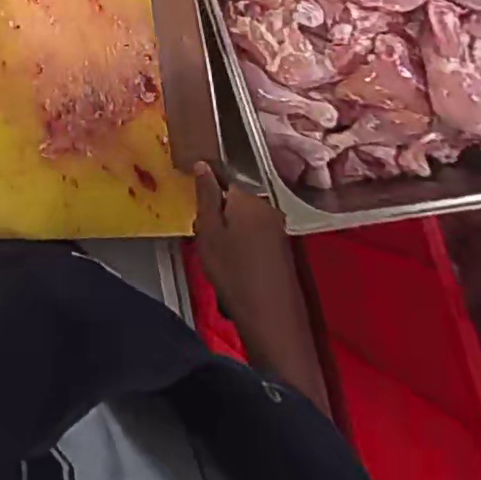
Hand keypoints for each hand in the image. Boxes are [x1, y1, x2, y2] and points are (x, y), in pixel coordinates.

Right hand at [192, 163, 291, 321]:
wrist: (269, 314)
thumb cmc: (232, 270)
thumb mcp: (208, 231)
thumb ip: (206, 196)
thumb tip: (203, 165)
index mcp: (248, 199)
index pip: (223, 181)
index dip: (207, 197)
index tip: (198, 216)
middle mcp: (268, 207)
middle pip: (234, 200)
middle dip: (218, 214)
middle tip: (205, 238)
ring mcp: (278, 227)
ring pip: (243, 217)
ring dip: (229, 230)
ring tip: (218, 254)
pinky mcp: (282, 246)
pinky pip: (254, 233)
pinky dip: (242, 243)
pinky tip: (235, 262)